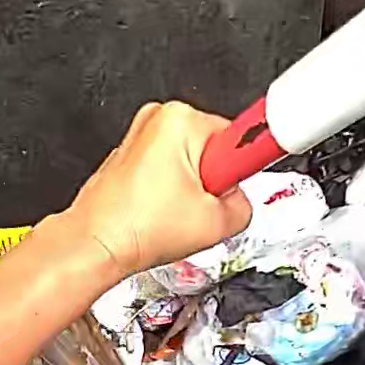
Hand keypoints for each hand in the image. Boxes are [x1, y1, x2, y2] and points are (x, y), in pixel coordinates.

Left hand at [53, 101, 253, 279]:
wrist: (95, 245)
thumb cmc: (136, 227)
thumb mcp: (216, 225)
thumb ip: (245, 207)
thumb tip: (242, 203)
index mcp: (182, 120)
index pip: (240, 136)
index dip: (248, 164)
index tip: (269, 151)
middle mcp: (159, 119)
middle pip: (214, 154)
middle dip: (212, 187)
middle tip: (197, 213)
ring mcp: (141, 138)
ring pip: (190, 167)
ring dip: (189, 195)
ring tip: (173, 217)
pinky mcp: (130, 159)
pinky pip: (167, 176)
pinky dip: (167, 197)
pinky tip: (159, 216)